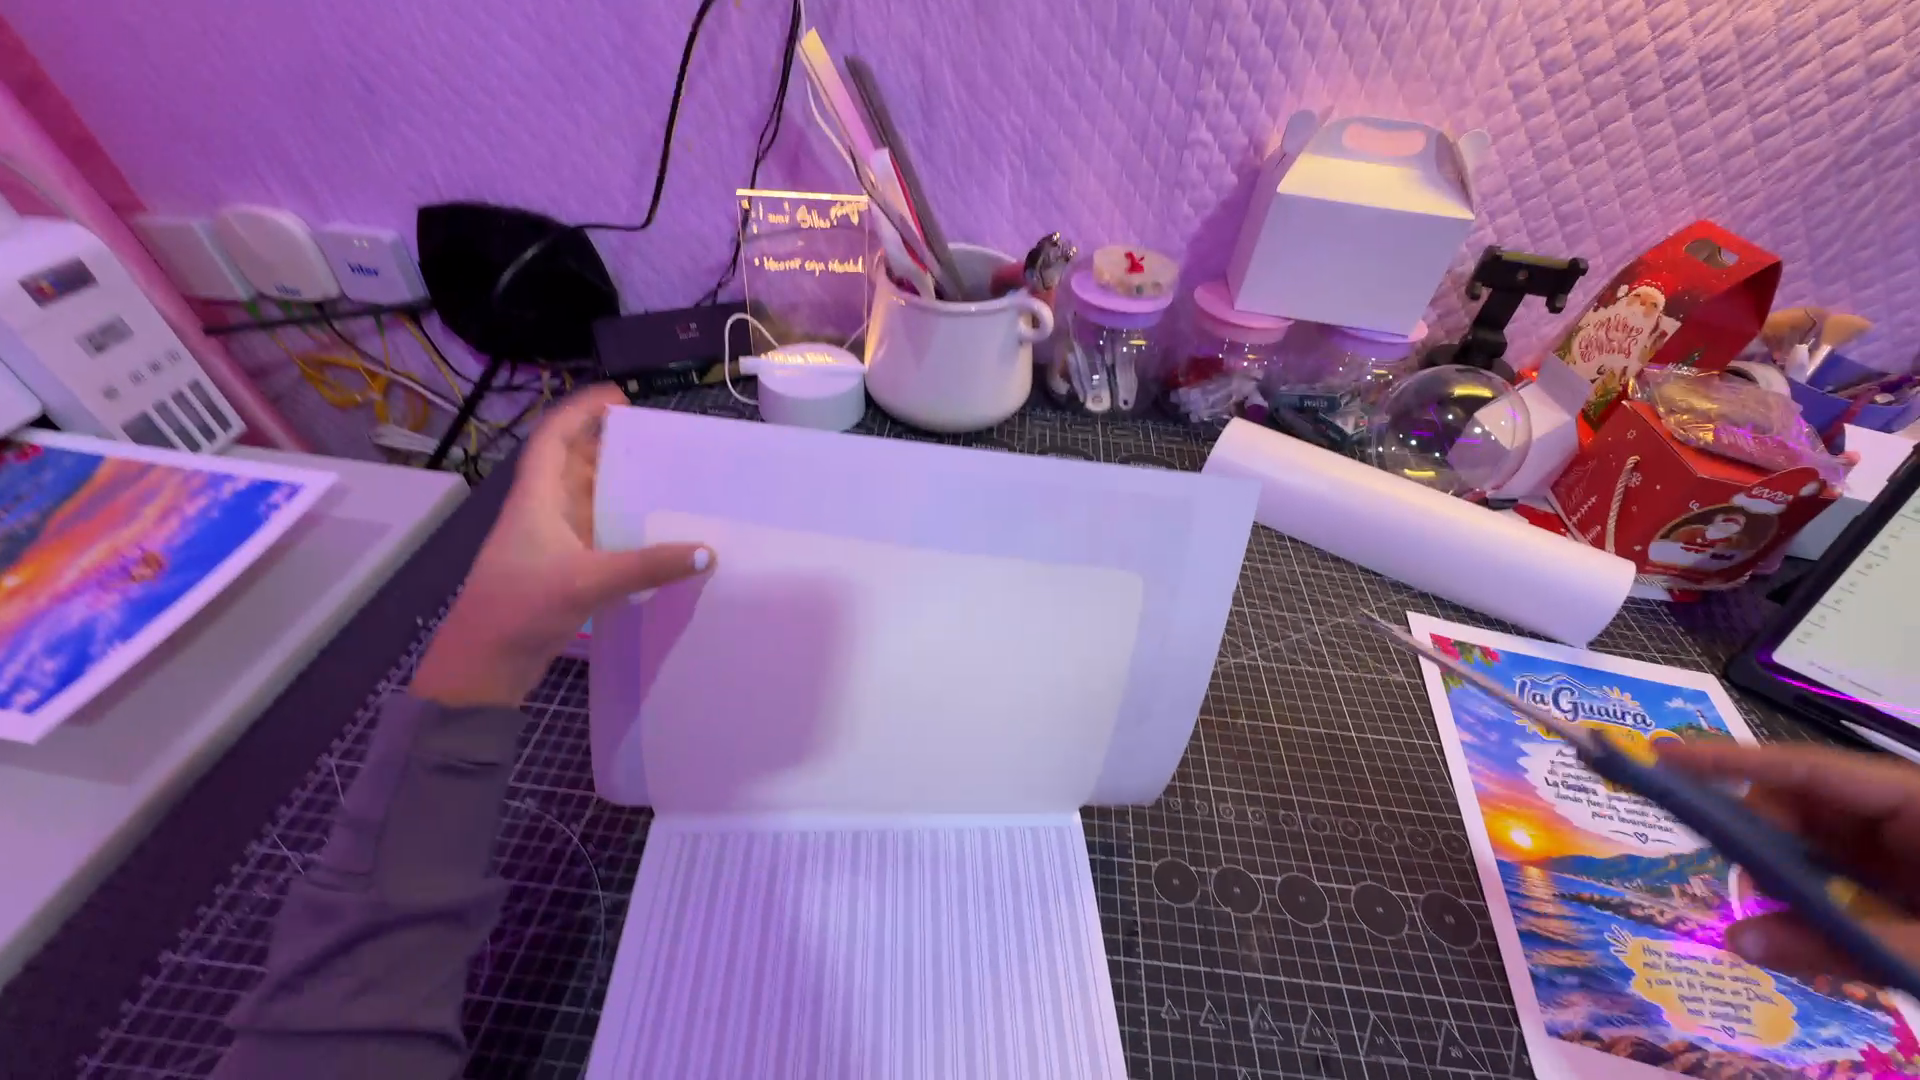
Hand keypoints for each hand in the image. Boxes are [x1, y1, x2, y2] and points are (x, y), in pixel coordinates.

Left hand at [412, 385, 712, 706]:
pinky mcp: (564, 569)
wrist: (484, 667)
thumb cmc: (520, 609)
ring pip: (586, 497)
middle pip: (573, 463)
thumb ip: (648, 566)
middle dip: (608, 444)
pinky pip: (598, 531)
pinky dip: (623, 523)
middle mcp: (543, 512)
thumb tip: (708, 552)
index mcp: (536, 500)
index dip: (581, 411)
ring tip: (664, 474)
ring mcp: (552, 542)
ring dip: (617, 483)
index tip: (620, 397)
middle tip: (658, 438)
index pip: (554, 438)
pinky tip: (654, 529)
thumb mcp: (587, 582)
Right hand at [1658, 741, 1919, 980]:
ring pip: (1817, 844)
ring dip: (1781, 874)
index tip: (1656, 755)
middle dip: (1755, 835)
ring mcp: (1913, 851)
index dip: (1729, 760)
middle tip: (1720, 870)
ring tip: (1765, 910)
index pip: (1810, 769)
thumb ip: (1844, 947)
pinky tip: (1798, 923)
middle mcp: (1910, 818)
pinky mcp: (1914, 884)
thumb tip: (1734, 940)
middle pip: (1804, 806)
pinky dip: (1813, 898)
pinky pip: (1843, 877)